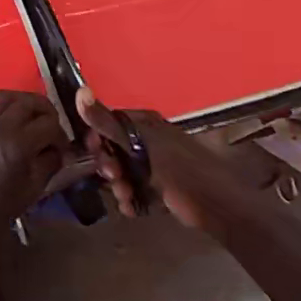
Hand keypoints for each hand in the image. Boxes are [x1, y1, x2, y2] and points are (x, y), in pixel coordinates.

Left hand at [0, 91, 74, 237]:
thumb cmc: (3, 202)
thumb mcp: (34, 187)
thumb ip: (49, 163)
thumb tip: (58, 150)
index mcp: (20, 142)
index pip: (49, 123)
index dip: (60, 135)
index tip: (62, 147)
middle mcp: (2, 126)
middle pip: (28, 101)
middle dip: (45, 109)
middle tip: (51, 124)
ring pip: (5, 96)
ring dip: (22, 101)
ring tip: (30, 115)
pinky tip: (6, 118)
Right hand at [75, 88, 242, 230]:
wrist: (220, 207)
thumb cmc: (180, 169)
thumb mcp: (140, 144)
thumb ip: (108, 122)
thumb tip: (80, 91)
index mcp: (144, 124)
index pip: (107, 124)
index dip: (97, 139)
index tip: (94, 153)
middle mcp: (148, 141)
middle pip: (113, 151)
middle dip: (109, 167)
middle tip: (114, 179)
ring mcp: (155, 166)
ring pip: (122, 174)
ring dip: (118, 187)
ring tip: (126, 197)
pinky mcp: (160, 189)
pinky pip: (135, 191)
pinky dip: (131, 200)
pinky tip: (132, 209)